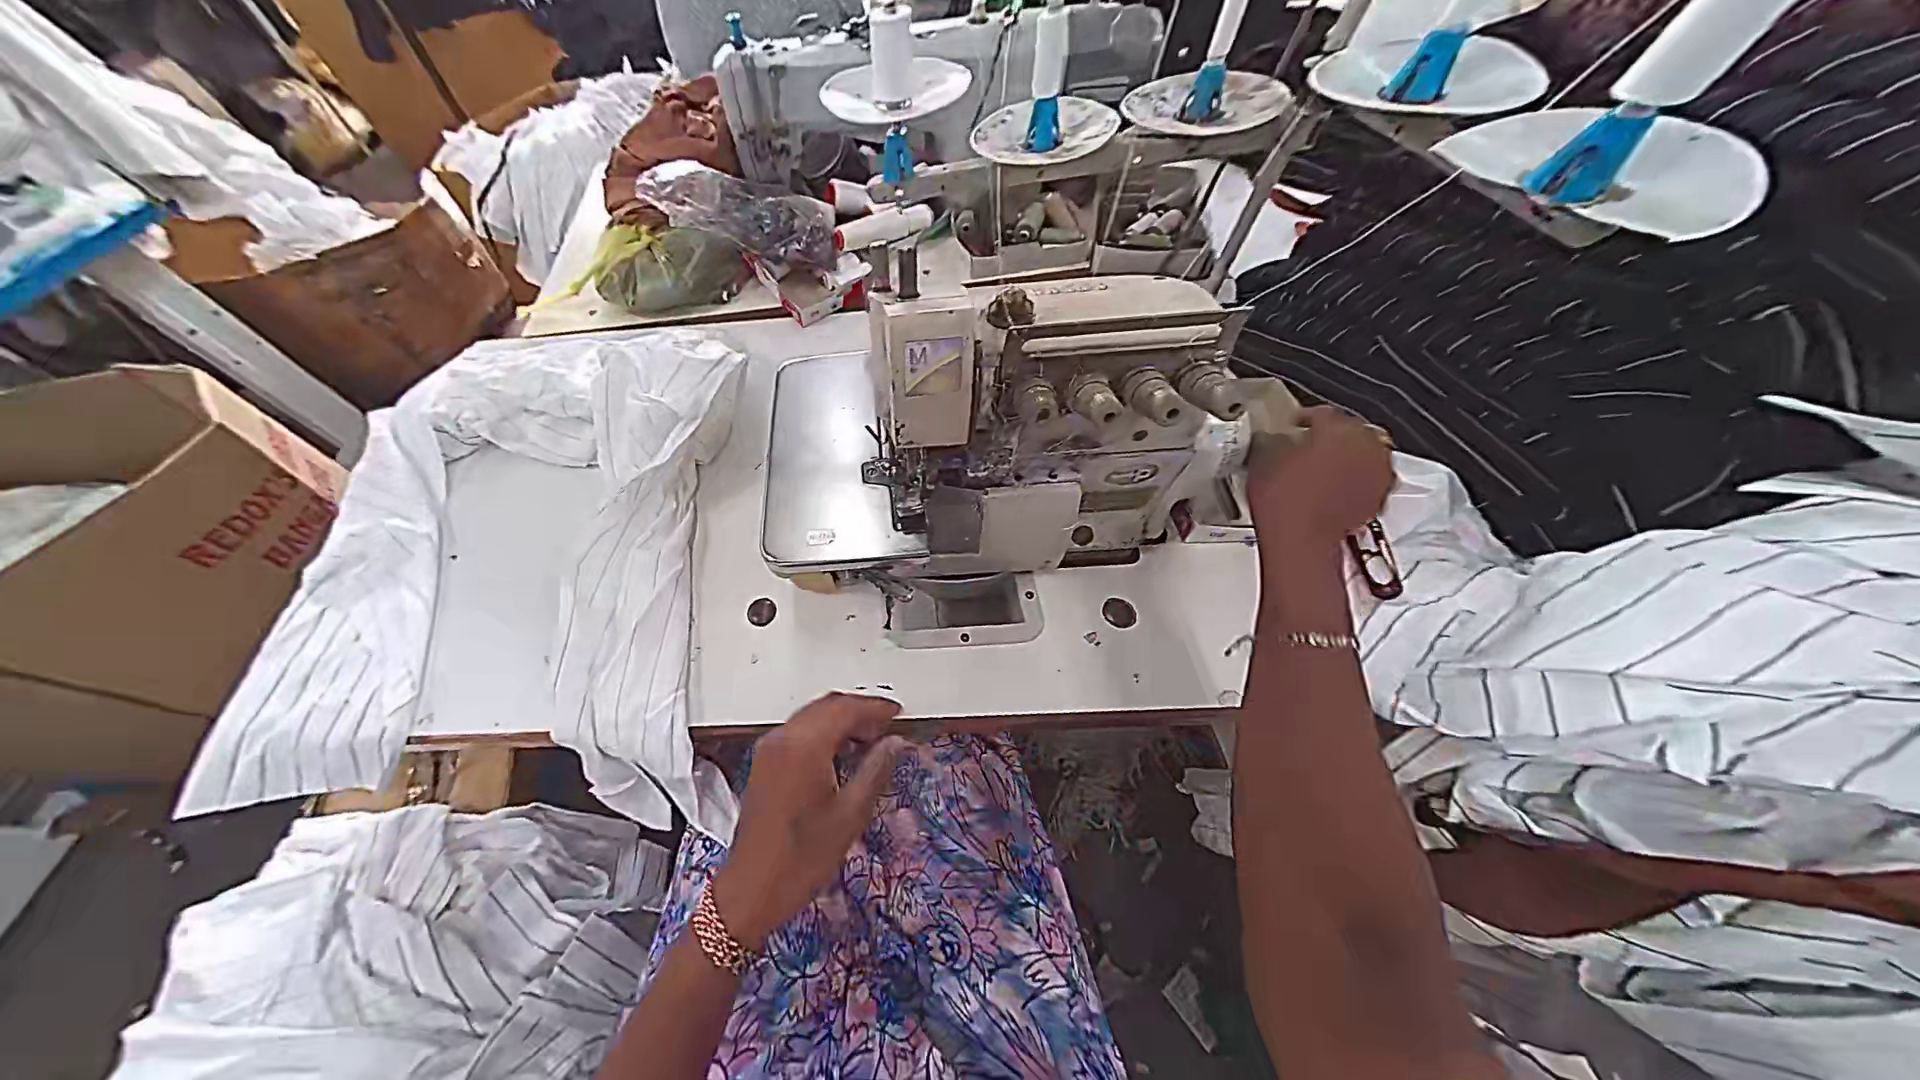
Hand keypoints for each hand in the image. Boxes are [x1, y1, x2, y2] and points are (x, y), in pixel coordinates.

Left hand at [708, 694, 907, 947]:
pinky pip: (799, 730)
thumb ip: (876, 769)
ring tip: (871, 739)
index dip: (876, 707)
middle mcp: (783, 738)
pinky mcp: (764, 761)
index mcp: (804, 745)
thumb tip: (896, 742)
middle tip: (888, 727)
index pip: (845, 708)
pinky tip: (843, 752)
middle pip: (827, 706)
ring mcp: (769, 748)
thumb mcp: (851, 814)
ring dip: (842, 720)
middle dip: (860, 710)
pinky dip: (824, 731)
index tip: (899, 714)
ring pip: (813, 716)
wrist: (752, 889)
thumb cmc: (804, 857)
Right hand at [1246, 405, 1393, 548]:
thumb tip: (1272, 438)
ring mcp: (1376, 473)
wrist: (1301, 541)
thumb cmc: (1284, 501)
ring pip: (1365, 452)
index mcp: (1339, 428)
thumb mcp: (1263, 460)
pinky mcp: (1377, 497)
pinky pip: (1368, 478)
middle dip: (1331, 435)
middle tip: (1309, 444)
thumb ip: (1271, 441)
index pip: (1323, 413)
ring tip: (1324, 465)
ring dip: (1347, 455)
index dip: (1304, 418)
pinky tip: (1334, 486)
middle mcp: (1366, 445)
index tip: (1294, 424)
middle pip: (1350, 430)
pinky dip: (1354, 478)